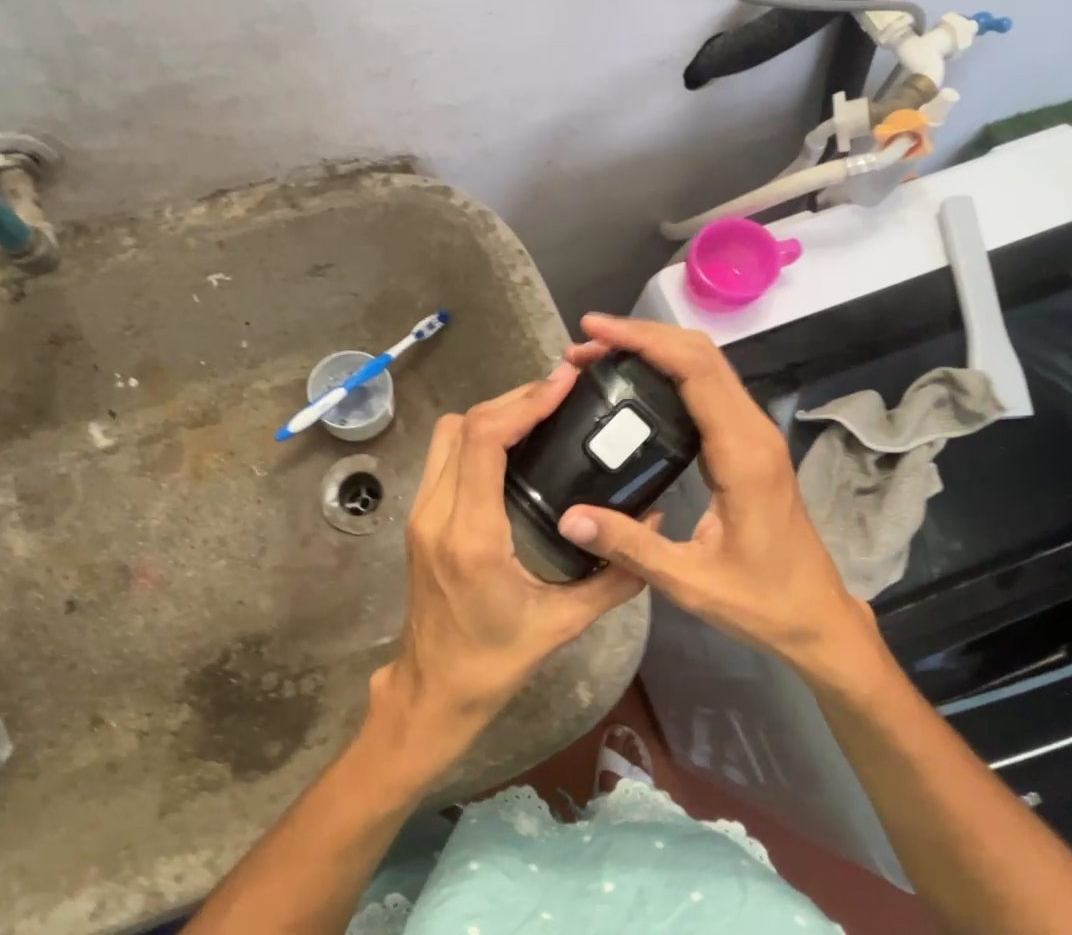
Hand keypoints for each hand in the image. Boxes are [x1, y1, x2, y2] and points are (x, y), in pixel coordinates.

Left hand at [372, 363, 646, 766]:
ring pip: (447, 435)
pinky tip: (515, 445)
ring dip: (491, 414)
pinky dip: (477, 437)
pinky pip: (444, 457)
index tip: (563, 383)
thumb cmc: (495, 661)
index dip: (523, 402)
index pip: (484, 440)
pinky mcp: (419, 518)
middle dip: (513, 399)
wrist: (433, 687)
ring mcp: (420, 514)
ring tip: (541, 413)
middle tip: (561, 393)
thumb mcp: (563, 624)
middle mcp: (436, 514)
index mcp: (470, 536)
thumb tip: (652, 526)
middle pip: (463, 426)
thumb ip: (614, 578)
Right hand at [556, 315, 881, 682]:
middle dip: (642, 338)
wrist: (817, 618)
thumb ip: (628, 546)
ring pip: (708, 368)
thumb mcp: (689, 581)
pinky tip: (636, 389)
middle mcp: (753, 433)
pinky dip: (670, 374)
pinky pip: (709, 391)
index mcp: (743, 455)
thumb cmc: (761, 602)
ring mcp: (756, 437)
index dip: (643, 340)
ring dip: (656, 352)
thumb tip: (567, 517)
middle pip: (702, 355)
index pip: (695, 370)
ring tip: (601, 360)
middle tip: (585, 346)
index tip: (594, 331)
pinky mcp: (750, 447)